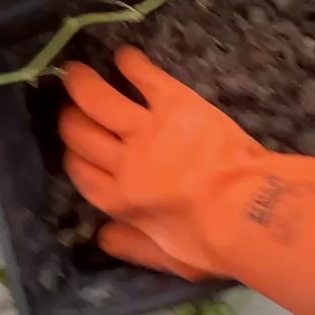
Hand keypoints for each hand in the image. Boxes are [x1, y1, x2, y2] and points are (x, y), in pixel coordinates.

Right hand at [59, 46, 314, 314]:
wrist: (246, 208)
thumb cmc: (212, 241)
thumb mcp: (169, 259)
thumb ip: (133, 246)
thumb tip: (103, 238)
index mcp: (120, 201)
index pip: (81, 173)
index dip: (71, 157)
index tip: (71, 148)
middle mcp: (123, 162)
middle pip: (81, 135)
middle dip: (70, 120)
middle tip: (68, 107)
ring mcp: (147, 129)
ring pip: (101, 101)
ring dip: (84, 83)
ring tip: (75, 70)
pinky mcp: (175, 103)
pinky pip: (146, 78)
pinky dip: (132, 64)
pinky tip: (124, 55)